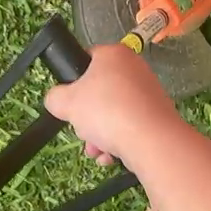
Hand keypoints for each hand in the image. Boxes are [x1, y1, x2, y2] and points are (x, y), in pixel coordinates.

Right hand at [43, 43, 184, 167]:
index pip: (86, 60)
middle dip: (86, 119)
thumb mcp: (66, 103)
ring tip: (96, 151)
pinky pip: (128, 125)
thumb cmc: (106, 111)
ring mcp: (147, 92)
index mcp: (113, 54)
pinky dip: (117, 141)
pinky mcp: (155, 115)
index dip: (73, 82)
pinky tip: (110, 156)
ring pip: (112, 113)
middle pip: (98, 93)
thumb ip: (54, 98)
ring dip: (98, 136)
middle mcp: (133, 68)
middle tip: (82, 131)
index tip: (70, 103)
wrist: (150, 139)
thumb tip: (56, 100)